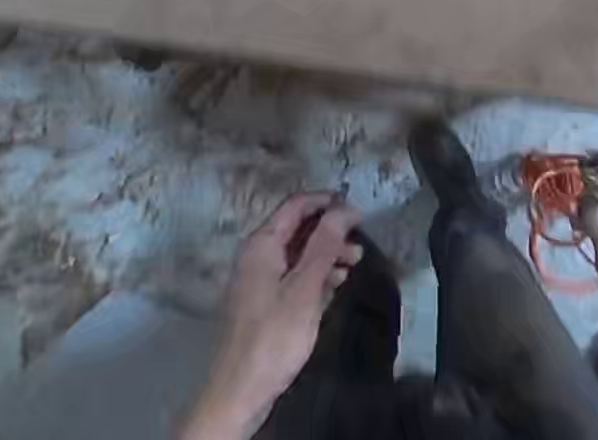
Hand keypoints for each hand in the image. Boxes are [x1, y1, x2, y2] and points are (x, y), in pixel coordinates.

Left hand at [178, 193, 363, 439]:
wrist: (238, 395)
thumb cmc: (273, 336)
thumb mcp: (305, 286)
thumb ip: (325, 243)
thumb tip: (345, 207)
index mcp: (262, 244)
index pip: (296, 204)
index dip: (327, 201)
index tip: (356, 211)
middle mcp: (257, 254)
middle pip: (298, 227)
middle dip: (330, 230)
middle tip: (359, 241)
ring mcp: (258, 279)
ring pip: (298, 252)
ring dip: (327, 252)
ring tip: (354, 263)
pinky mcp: (263, 302)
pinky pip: (293, 274)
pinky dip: (315, 273)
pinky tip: (335, 284)